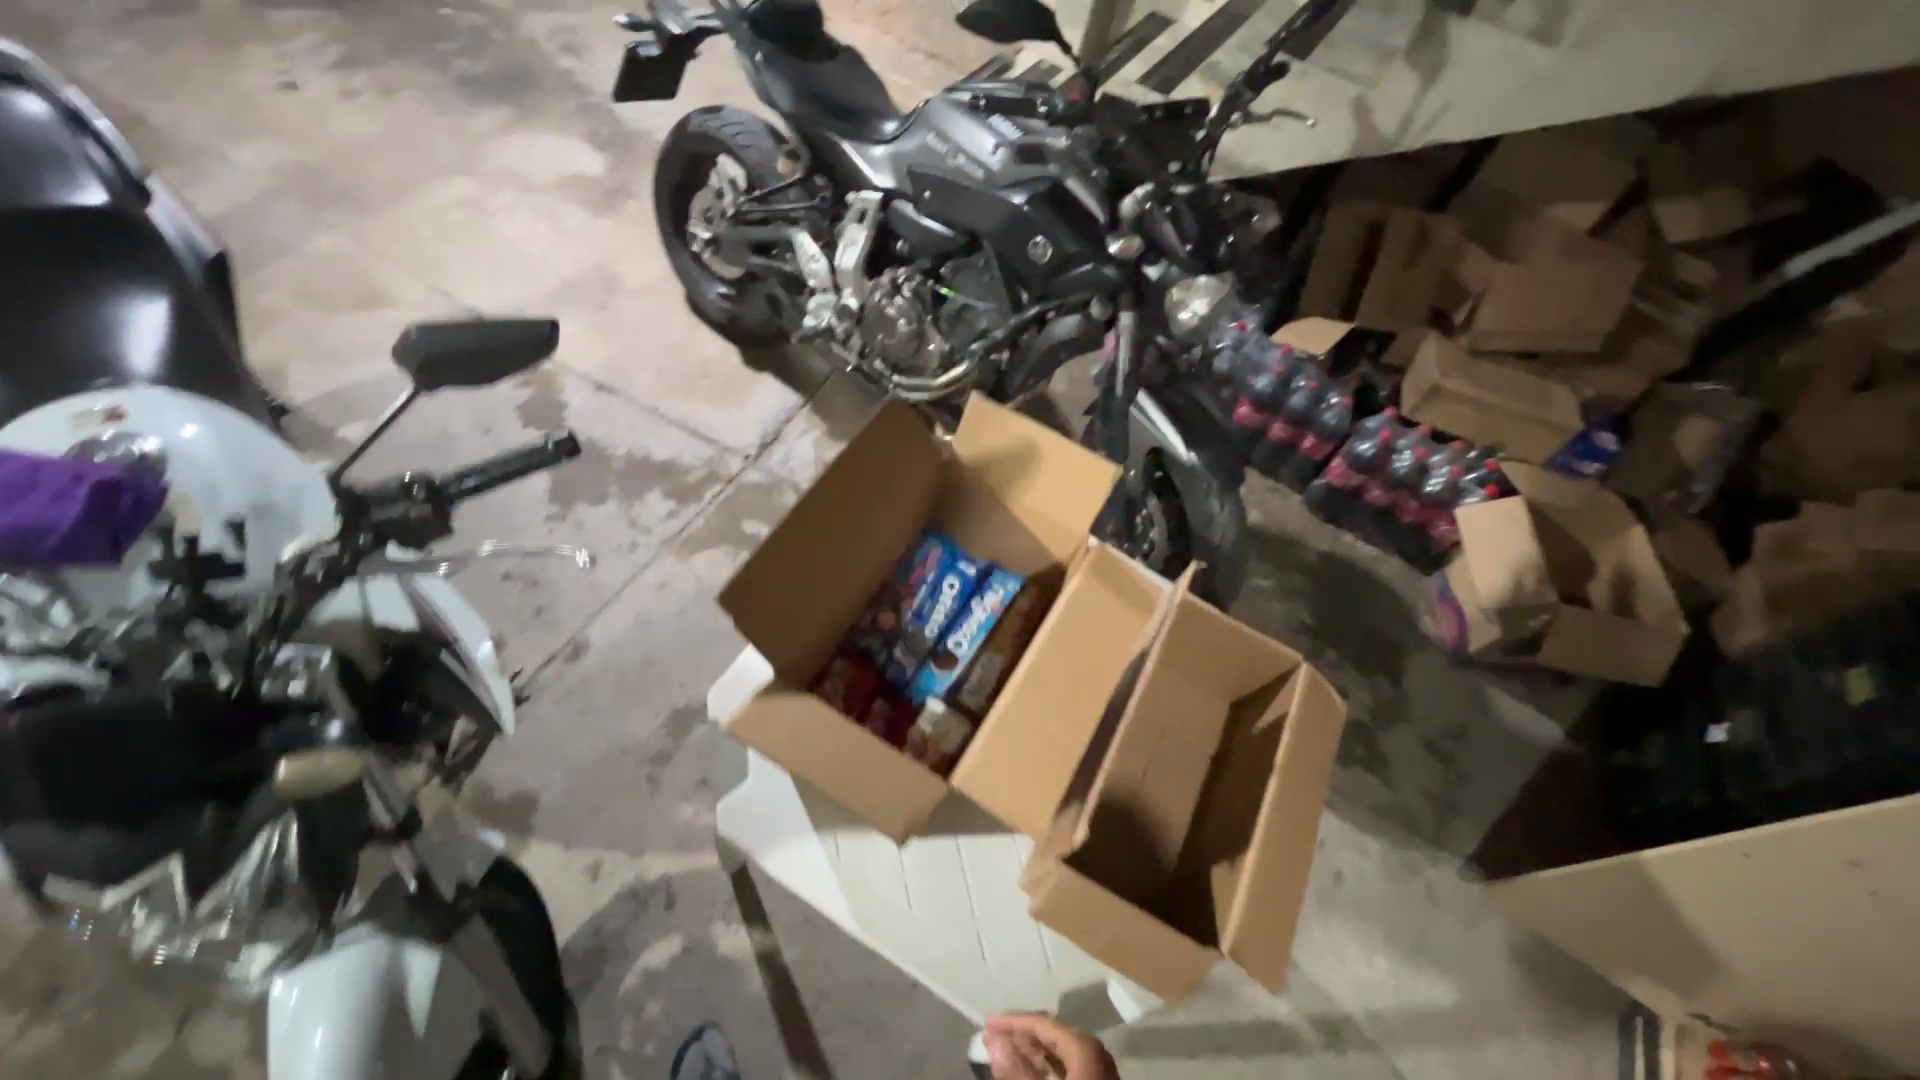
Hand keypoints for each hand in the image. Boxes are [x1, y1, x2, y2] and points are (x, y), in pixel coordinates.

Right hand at [984, 1012, 1118, 1079]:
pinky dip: (1047, 1069)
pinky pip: (1070, 1070)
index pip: (1044, 1024)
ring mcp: (1100, 1074)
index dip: (1013, 1022)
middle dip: (1022, 1036)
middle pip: (1054, 1035)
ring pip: (1061, 1054)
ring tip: (1005, 1052)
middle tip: (993, 1036)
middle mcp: (1096, 1055)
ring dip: (1033, 1053)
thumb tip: (994, 1042)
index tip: (987, 1024)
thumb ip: (1017, 1073)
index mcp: (1085, 1049)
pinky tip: (1030, 1073)